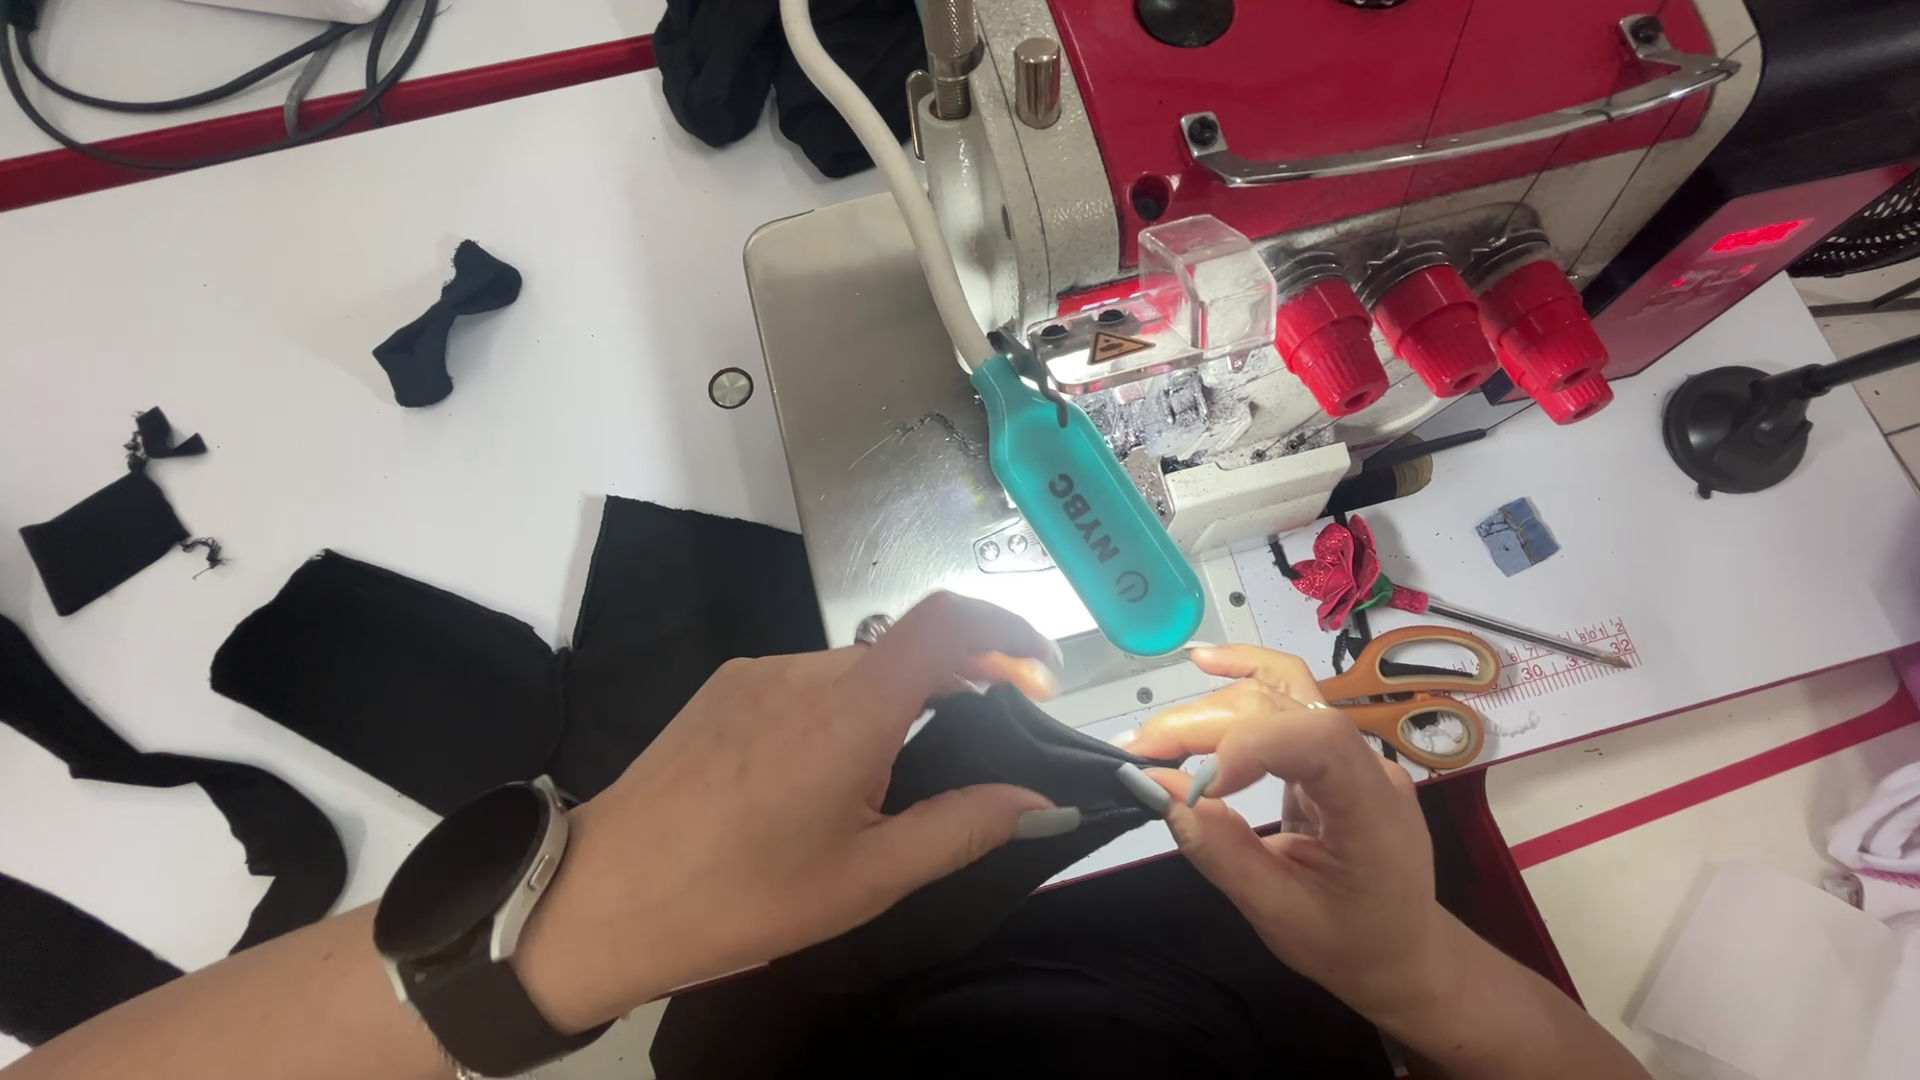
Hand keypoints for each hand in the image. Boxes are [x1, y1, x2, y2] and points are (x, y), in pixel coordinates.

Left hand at [511, 593, 1062, 1030]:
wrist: (598, 897)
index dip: (1004, 625)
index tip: (1037, 665)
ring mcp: (762, 670)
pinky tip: (823, 765)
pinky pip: (812, 678)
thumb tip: (1037, 801)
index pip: (944, 622)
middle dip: (959, 680)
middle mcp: (807, 671)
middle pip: (908, 650)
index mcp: (848, 714)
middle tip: (980, 736)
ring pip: (860, 666)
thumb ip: (961, 829)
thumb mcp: (863, 879)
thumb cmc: (738, 898)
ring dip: (898, 700)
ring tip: (888, 771)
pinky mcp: (731, 681)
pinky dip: (847, 704)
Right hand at [1121, 645, 1452, 1026]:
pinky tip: (1205, 661)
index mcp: (1374, 812)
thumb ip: (1215, 846)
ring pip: (1274, 694)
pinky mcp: (1327, 744)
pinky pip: (1285, 693)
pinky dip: (1243, 672)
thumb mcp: (1275, 912)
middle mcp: (1368, 763)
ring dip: (1206, 709)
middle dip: (1201, 726)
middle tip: (1137, 753)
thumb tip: (1153, 785)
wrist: (1402, 950)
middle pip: (1279, 710)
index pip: (1319, 740)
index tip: (1196, 784)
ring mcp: (1350, 747)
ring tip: (1151, 736)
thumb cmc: (1347, 943)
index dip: (1249, 744)